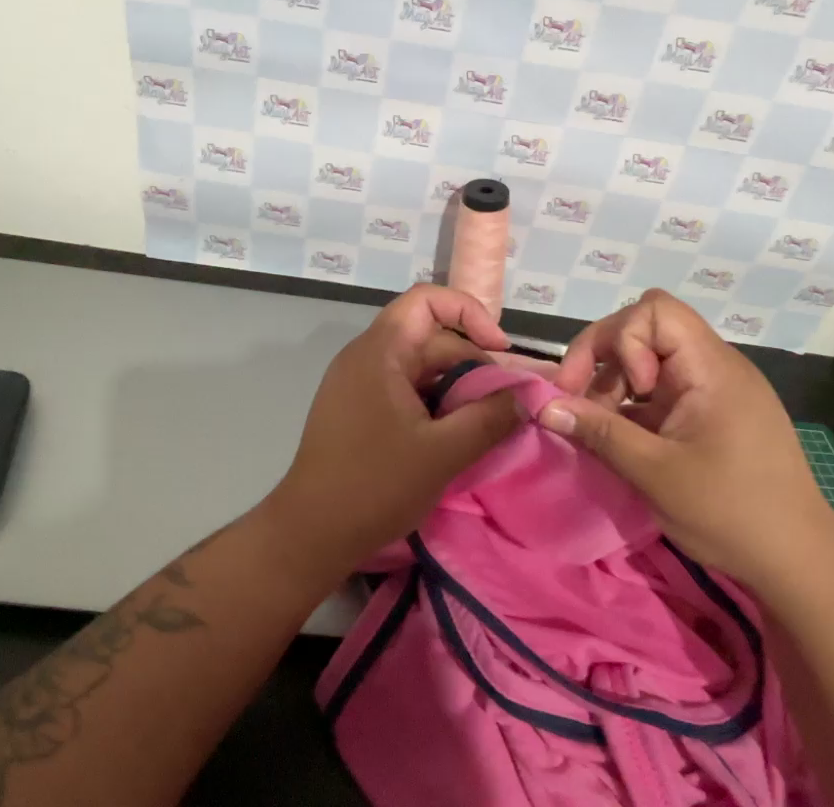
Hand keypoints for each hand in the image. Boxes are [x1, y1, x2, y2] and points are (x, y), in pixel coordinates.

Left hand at [262, 285, 523, 574]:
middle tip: (505, 403)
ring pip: (418, 367)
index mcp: (380, 351)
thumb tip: (523, 396)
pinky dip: (433, 403)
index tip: (500, 352)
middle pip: (428, 337)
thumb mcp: (444, 452)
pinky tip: (453, 435)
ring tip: (485, 422)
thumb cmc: (376, 485)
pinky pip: (403, 390)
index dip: (470, 313)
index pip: (427, 300)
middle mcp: (364, 357)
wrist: (311, 532)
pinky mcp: (356, 410)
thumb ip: (490, 418)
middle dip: (472, 363)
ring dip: (454, 387)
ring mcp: (356, 384)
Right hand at [541, 289, 833, 581]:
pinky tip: (620, 440)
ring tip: (598, 430)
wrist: (797, 560)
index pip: (655, 311)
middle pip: (647, 329)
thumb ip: (597, 432)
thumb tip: (544, 407)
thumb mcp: (654, 473)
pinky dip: (633, 407)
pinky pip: (662, 390)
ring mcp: (714, 391)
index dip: (621, 339)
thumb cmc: (729, 512)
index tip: (617, 391)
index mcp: (711, 368)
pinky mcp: (712, 415)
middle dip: (604, 358)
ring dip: (614, 385)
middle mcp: (715, 367)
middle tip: (578, 404)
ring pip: (650, 360)